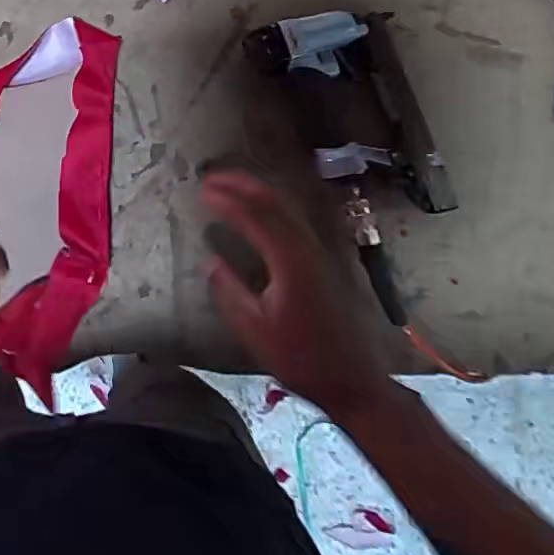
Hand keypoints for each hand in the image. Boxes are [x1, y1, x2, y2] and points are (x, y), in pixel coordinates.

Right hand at [201, 169, 391, 418]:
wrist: (350, 377)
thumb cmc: (301, 357)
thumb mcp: (255, 330)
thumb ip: (230, 293)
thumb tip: (210, 262)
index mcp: (290, 260)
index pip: (256, 216)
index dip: (228, 199)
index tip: (203, 190)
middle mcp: (307, 247)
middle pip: (275, 201)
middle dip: (243, 184)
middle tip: (213, 177)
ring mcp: (318, 251)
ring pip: (287, 207)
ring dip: (258, 192)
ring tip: (231, 187)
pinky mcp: (322, 260)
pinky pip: (294, 220)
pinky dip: (272, 207)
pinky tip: (259, 213)